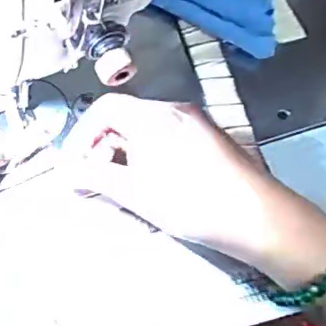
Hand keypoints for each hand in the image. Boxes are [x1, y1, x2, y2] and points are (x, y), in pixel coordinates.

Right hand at [63, 95, 325, 287]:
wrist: (256, 217)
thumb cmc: (192, 202)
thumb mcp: (134, 192)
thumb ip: (95, 177)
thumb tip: (69, 171)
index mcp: (153, 116)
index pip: (103, 109)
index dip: (81, 135)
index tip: (73, 162)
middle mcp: (175, 110)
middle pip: (124, 117)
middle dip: (102, 145)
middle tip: (94, 176)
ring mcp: (196, 123)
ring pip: (146, 129)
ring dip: (125, 152)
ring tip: (121, 184)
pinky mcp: (210, 140)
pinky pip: (167, 138)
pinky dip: (149, 155)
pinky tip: (153, 183)